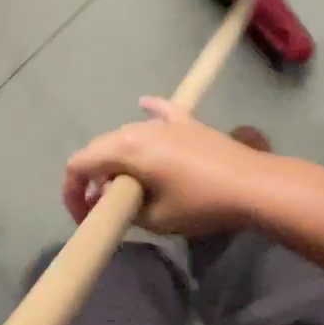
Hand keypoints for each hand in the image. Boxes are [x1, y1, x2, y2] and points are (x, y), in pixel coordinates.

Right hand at [63, 97, 278, 235]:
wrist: (251, 186)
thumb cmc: (200, 205)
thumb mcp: (154, 219)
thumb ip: (123, 209)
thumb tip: (110, 200)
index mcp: (125, 150)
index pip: (79, 165)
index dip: (72, 192)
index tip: (83, 217)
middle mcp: (138, 130)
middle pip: (99, 148)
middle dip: (92, 178)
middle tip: (101, 207)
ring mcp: (165, 123)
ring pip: (126, 134)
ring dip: (115, 158)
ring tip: (123, 185)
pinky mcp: (189, 124)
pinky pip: (160, 113)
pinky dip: (149, 113)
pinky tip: (144, 105)